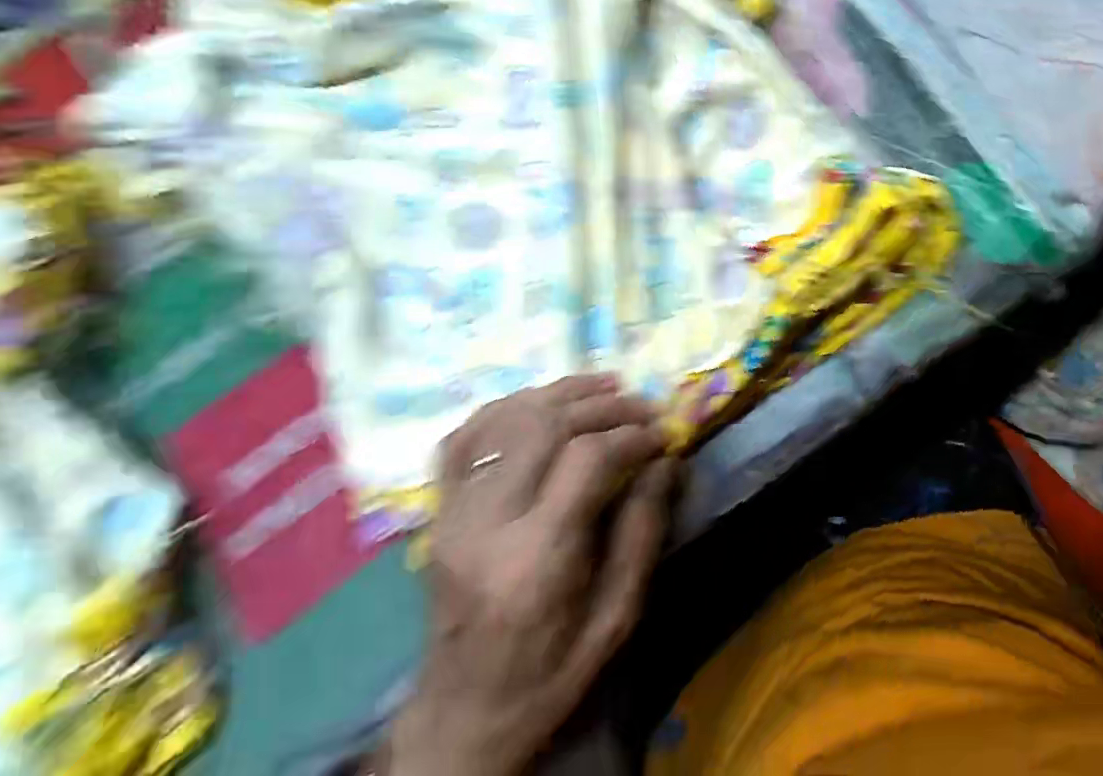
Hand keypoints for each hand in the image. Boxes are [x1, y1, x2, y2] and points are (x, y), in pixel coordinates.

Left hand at [388, 375, 678, 775]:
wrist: (462, 715)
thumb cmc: (551, 674)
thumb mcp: (616, 618)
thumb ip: (642, 532)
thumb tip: (665, 461)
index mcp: (535, 559)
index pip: (586, 460)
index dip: (631, 436)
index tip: (663, 436)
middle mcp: (486, 523)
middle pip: (545, 426)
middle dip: (603, 405)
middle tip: (641, 407)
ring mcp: (452, 512)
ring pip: (504, 419)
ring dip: (560, 393)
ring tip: (605, 387)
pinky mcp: (437, 510)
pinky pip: (464, 436)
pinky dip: (506, 407)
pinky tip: (542, 401)